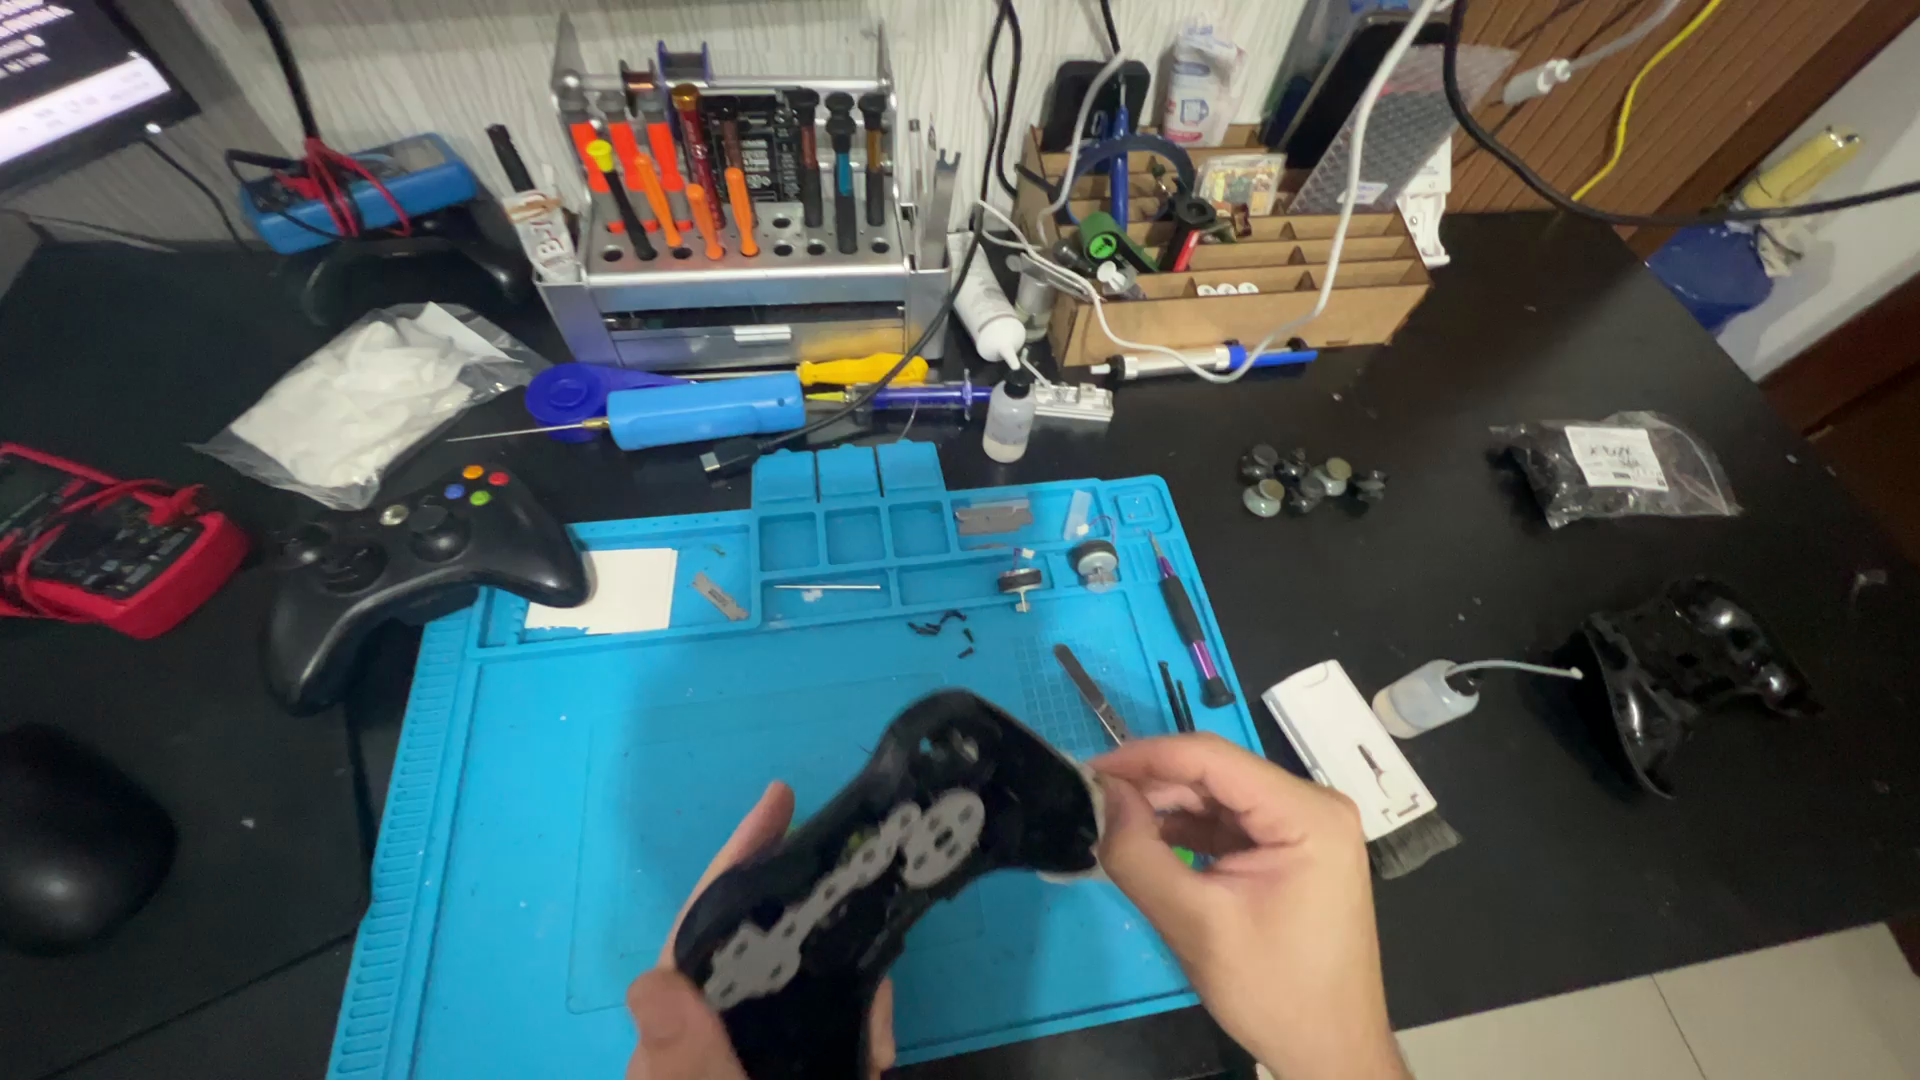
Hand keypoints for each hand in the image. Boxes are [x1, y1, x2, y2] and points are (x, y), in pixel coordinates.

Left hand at [625, 781, 895, 1079]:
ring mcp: (758, 1043)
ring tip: (875, 967)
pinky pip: (834, 1020)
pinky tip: (881, 1030)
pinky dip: (861, 1017)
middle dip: (804, 895)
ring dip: (844, 964)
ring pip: (805, 974)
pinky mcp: (798, 1059)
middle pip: (760, 935)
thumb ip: (683, 1065)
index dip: (738, 856)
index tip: (780, 799)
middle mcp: (714, 1026)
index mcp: (679, 1029)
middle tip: (850, 853)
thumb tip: (651, 981)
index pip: (704, 924)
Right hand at [1093, 734, 1406, 1079]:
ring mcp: (1299, 823)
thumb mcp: (1195, 924)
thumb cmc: (1275, 993)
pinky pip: (1224, 817)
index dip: (1146, 756)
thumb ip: (1140, 854)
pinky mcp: (1285, 843)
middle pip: (1213, 772)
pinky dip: (1183, 825)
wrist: (1330, 1055)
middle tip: (1096, 800)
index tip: (1092, 771)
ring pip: (1213, 792)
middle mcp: (1309, 804)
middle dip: (1151, 783)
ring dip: (1163, 804)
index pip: (1212, 757)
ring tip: (1115, 821)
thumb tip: (1103, 794)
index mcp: (1306, 814)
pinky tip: (1149, 840)